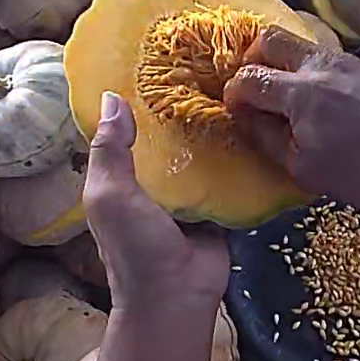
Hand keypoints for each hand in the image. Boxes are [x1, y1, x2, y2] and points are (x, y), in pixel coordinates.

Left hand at [84, 92, 229, 312]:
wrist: (178, 294)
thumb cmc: (136, 247)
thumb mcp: (110, 195)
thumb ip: (110, 151)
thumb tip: (113, 97)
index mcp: (123, 181)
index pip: (128, 135)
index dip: (138, 105)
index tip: (157, 67)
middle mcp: (155, 185)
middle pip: (167, 142)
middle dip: (181, 114)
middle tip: (204, 71)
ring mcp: (188, 197)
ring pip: (199, 156)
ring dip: (210, 133)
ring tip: (230, 92)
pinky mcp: (218, 207)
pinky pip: (226, 177)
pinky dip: (234, 159)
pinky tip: (249, 129)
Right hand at [223, 27, 359, 207]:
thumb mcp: (304, 169)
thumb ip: (267, 139)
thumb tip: (244, 118)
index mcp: (302, 94)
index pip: (250, 79)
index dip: (234, 94)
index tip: (235, 111)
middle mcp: (319, 66)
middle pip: (268, 39)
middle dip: (250, 61)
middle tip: (251, 91)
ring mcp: (341, 61)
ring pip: (294, 41)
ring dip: (276, 61)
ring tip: (278, 95)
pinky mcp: (357, 65)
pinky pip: (315, 53)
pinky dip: (300, 67)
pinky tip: (307, 97)